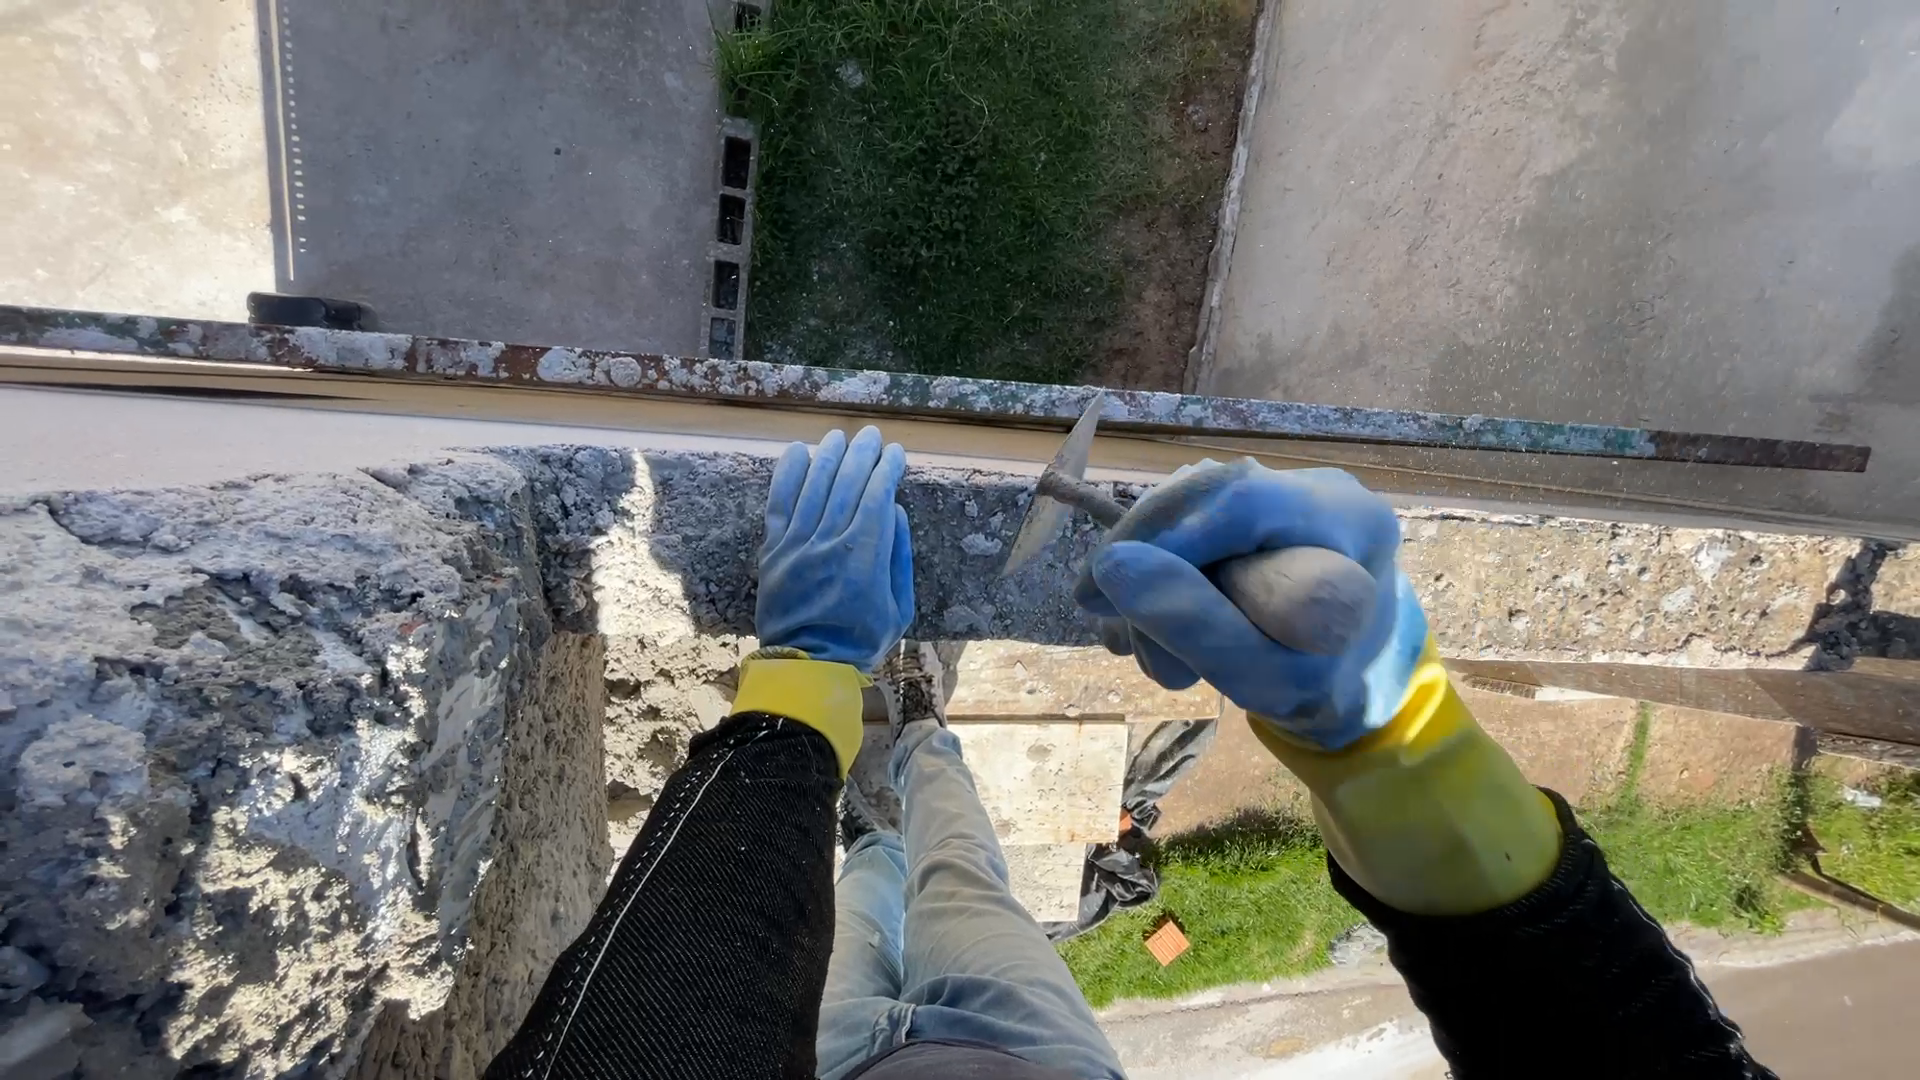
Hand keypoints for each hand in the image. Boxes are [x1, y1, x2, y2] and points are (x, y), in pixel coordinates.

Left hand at [757, 426, 914, 671]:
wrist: (807, 665)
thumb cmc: (861, 640)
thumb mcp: (900, 608)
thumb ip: (899, 558)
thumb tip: (894, 512)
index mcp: (864, 556)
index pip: (877, 497)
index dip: (887, 470)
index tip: (895, 453)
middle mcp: (829, 541)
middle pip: (847, 484)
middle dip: (862, 455)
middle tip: (871, 436)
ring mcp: (797, 544)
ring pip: (814, 487)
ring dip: (828, 457)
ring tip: (840, 437)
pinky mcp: (773, 550)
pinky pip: (779, 504)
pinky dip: (788, 475)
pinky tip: (799, 452)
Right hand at [1072, 460, 1426, 748]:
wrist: (1346, 680)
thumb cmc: (1320, 689)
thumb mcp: (1265, 680)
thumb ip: (1198, 625)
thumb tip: (1115, 566)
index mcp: (1347, 521)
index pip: (1240, 500)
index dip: (1162, 535)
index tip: (1100, 586)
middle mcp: (1314, 489)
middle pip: (1201, 492)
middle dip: (1138, 548)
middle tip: (1092, 606)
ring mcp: (1278, 492)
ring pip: (1181, 505)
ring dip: (1140, 567)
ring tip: (1140, 639)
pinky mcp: (1248, 507)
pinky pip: (1180, 518)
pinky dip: (1148, 566)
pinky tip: (1147, 616)